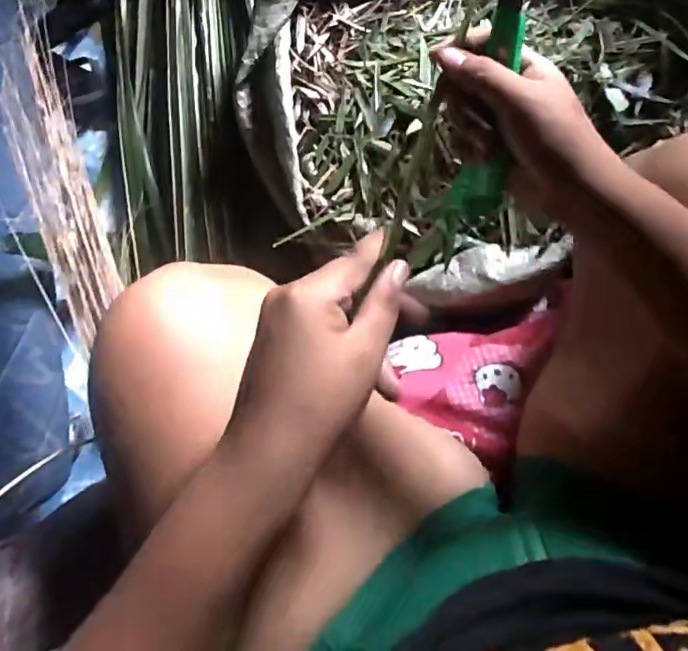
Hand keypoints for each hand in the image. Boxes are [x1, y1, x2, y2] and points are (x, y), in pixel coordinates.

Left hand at [224, 235, 414, 475]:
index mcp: (306, 292)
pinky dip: (340, 346)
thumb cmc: (324, 402)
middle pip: (344, 288)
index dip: (380, 249)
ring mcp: (274, 317)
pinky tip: (363, 380)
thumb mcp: (365, 351)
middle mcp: (285, 295)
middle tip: (420, 323)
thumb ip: (384, 303)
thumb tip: (397, 265)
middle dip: (380, 309)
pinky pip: (314, 329)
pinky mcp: (271, 339)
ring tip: (390, 385)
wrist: (267, 454)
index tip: (399, 232)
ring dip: (363, 338)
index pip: (353, 260)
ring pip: (332, 314)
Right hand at [432, 25, 616, 222]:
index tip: (438, 59)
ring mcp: (498, 118)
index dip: (461, 47)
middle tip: (474, 115)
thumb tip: (441, 53)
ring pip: (460, 110)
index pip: (486, 41)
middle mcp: (509, 88)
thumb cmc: (555, 137)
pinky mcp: (490, 145)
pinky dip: (470, 147)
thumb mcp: (518, 99)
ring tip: (487, 145)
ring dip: (468, 128)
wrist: (575, 193)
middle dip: (462, 99)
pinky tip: (486, 159)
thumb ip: (480, 74)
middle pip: (464, 78)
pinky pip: (462, 136)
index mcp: (524, 67)